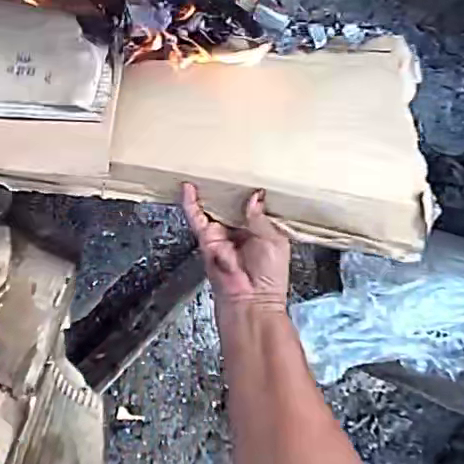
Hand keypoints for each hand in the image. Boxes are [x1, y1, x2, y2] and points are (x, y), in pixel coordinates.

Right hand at [181, 182, 289, 309]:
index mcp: (258, 230)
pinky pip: (195, 216)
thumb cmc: (269, 275)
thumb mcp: (274, 240)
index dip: (249, 191)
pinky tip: (189, 187)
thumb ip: (261, 217)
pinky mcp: (205, 237)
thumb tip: (255, 195)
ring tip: (205, 170)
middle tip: (226, 166)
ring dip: (207, 191)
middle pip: (228, 203)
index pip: (251, 205)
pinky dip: (190, 201)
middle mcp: (237, 229)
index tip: (250, 173)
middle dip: (226, 187)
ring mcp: (220, 232)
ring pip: (211, 206)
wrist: (251, 297)